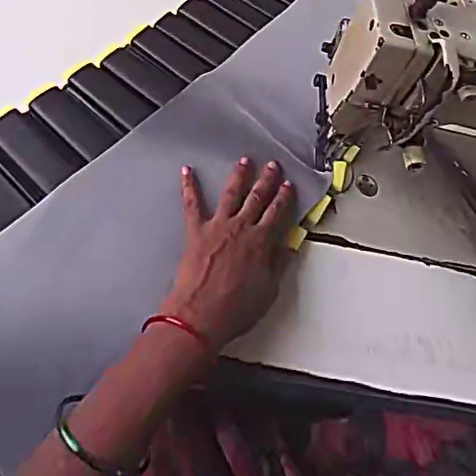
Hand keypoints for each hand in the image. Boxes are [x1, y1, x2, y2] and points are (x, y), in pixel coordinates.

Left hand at [159, 158, 297, 349]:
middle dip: (266, 179)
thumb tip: (289, 247)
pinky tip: (187, 171)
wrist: (200, 315)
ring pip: (231, 193)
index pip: (277, 212)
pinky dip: (189, 186)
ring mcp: (218, 226)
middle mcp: (241, 227)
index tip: (288, 185)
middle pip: (258, 197)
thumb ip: (278, 265)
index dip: (284, 197)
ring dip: (239, 175)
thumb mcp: (268, 290)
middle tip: (272, 165)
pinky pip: (192, 204)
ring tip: (244, 161)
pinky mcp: (196, 230)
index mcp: (261, 241)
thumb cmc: (236, 307)